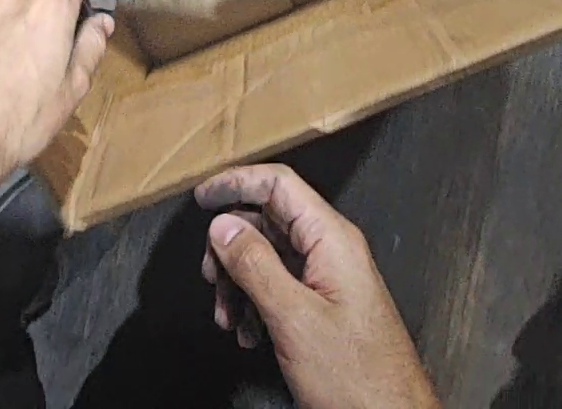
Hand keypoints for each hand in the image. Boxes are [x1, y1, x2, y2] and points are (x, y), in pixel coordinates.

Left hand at [0, 0, 114, 173]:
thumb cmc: (24, 119)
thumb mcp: (73, 88)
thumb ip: (91, 46)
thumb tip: (101, 22)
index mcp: (50, 6)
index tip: (94, 10)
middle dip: (62, 2)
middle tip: (64, 41)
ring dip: (29, 16)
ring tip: (27, 59)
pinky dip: (1, 30)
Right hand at [196, 164, 439, 408]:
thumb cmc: (359, 379)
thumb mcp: (295, 318)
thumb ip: (255, 265)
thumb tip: (222, 225)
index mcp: (331, 238)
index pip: (278, 184)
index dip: (237, 182)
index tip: (202, 196)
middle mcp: (331, 249)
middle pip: (267, 220)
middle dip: (232, 246)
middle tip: (209, 273)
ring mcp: (328, 276)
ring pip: (268, 255)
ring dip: (239, 281)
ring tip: (227, 315)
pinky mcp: (323, 304)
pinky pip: (279, 284)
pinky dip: (254, 301)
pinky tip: (247, 331)